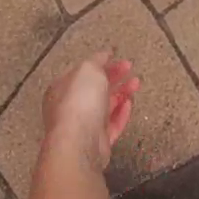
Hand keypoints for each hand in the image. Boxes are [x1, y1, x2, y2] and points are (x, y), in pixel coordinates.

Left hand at [40, 53, 139, 172]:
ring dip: (121, 92)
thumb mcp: (88, 69)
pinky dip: (121, 113)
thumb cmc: (80, 101)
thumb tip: (104, 55)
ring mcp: (82, 127)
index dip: (100, 63)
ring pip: (104, 106)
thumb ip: (97, 60)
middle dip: (113, 77)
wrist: (79, 143)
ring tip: (136, 83)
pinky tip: (129, 103)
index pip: (82, 73)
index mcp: (62, 89)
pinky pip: (111, 124)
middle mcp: (69, 108)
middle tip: (130, 68)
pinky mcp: (96, 142)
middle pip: (94, 89)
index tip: (117, 57)